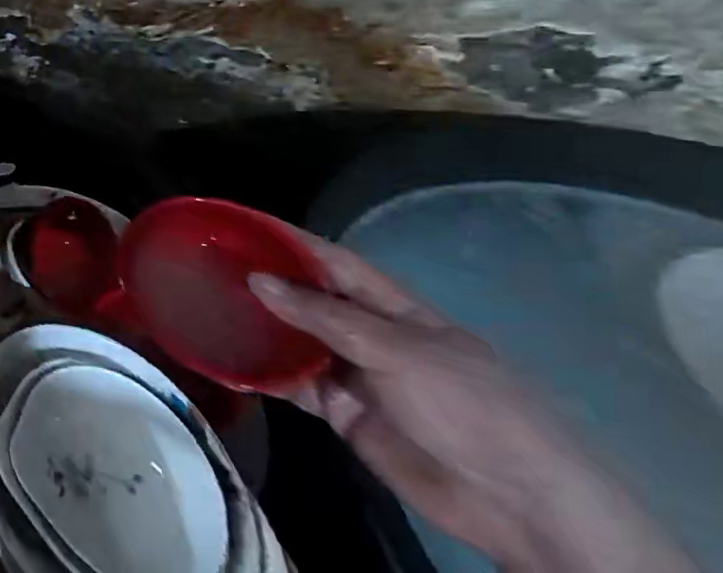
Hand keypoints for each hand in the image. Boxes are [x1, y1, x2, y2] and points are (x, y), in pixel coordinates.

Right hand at [250, 230, 694, 572]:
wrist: (515, 501)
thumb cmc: (465, 405)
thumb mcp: (395, 351)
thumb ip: (324, 317)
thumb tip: (257, 279)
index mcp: (389, 306)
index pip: (330, 260)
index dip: (288, 239)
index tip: (241, 223)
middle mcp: (365, 332)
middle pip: (306, 298)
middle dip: (264, 281)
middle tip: (209, 265)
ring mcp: (353, 373)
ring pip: (294, 340)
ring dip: (258, 326)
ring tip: (207, 306)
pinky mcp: (342, 412)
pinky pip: (294, 385)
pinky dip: (264, 374)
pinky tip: (229, 362)